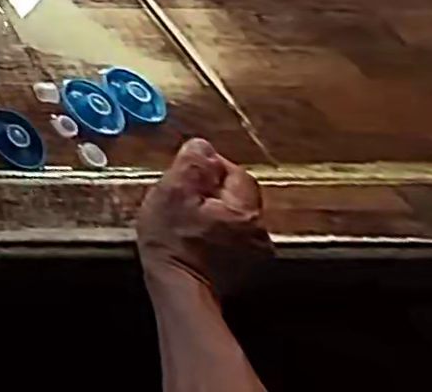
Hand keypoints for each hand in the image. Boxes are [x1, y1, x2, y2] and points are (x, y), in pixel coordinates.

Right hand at [136, 137, 271, 292]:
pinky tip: (193, 230)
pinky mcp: (244, 265)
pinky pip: (231, 232)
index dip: (210, 165)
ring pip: (233, 213)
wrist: (177, 285)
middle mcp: (259, 232)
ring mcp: (254, 252)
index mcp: (245, 211)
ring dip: (212, 206)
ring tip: (184, 210)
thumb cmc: (172, 237)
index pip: (236, 172)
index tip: (185, 170)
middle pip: (237, 193)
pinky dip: (215, 226)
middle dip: (210, 186)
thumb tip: (203, 145)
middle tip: (180, 190)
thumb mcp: (173, 191)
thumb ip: (192, 165)